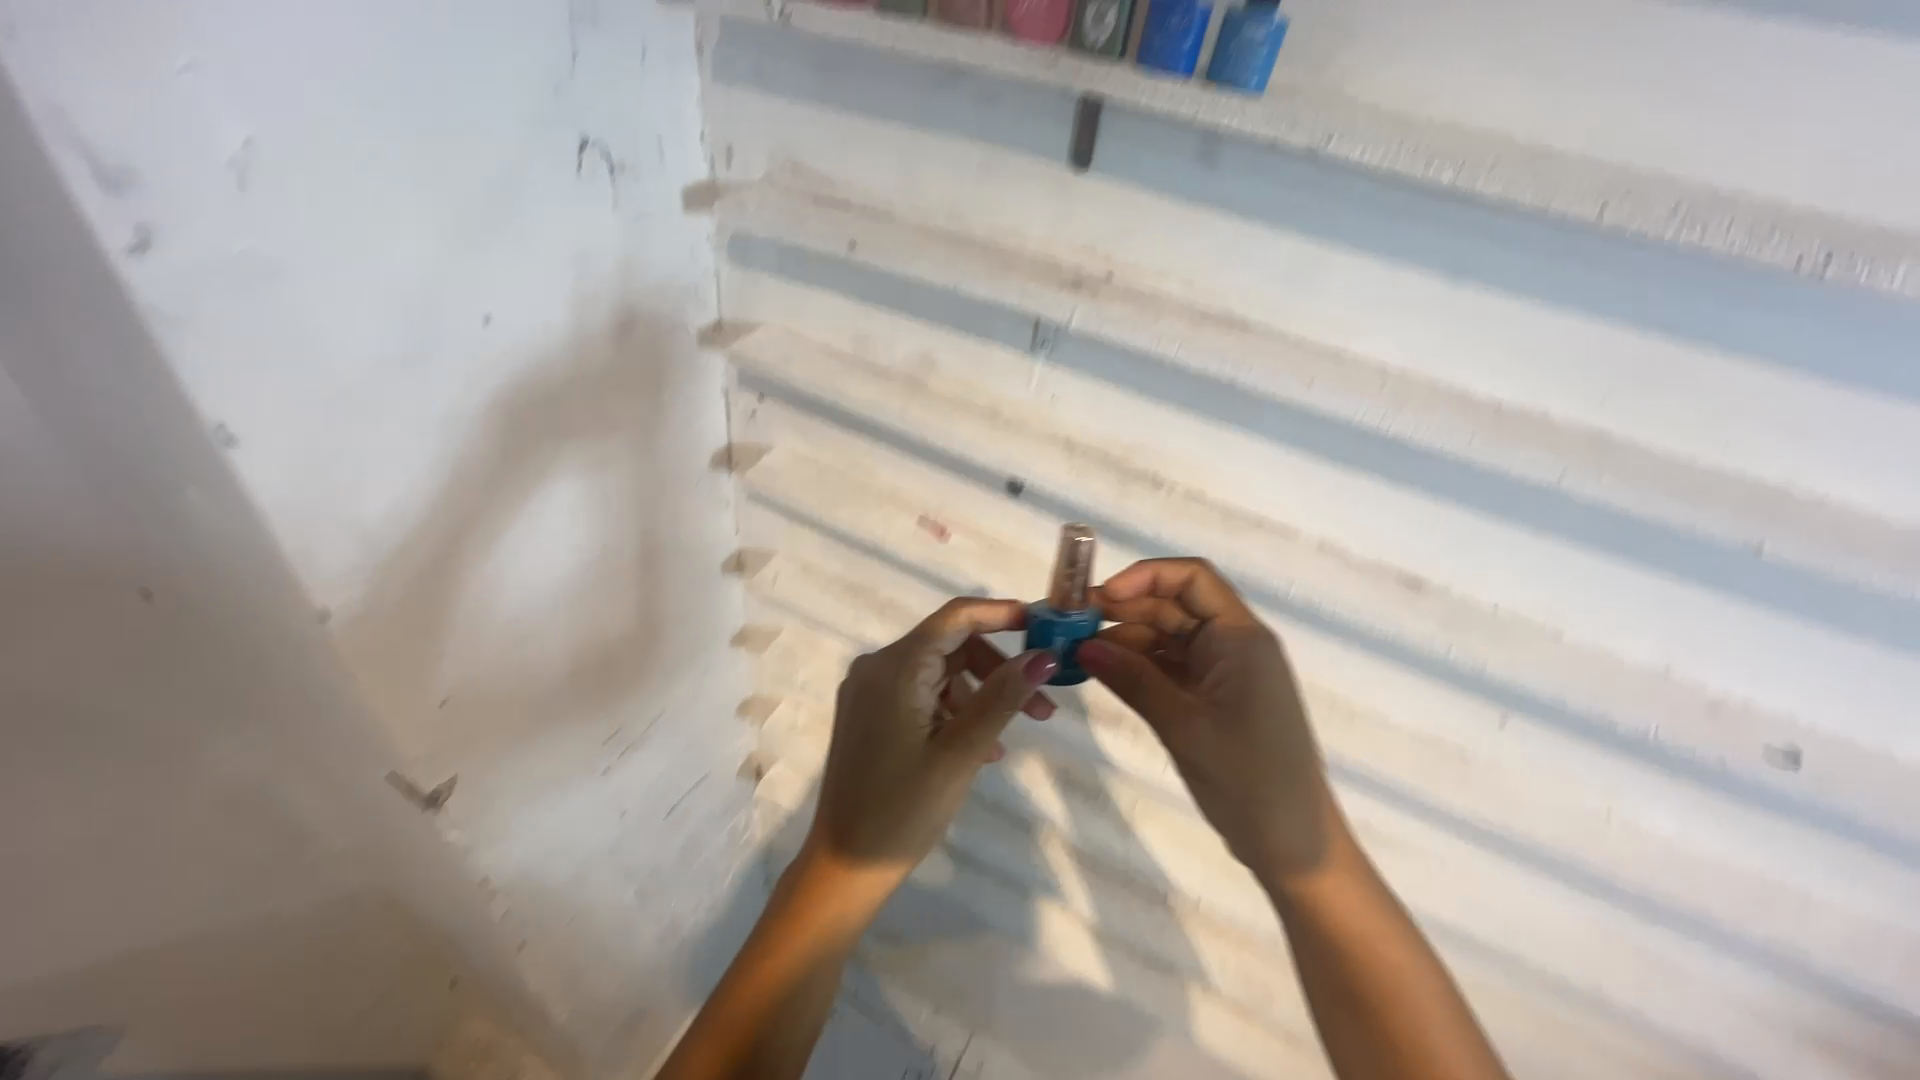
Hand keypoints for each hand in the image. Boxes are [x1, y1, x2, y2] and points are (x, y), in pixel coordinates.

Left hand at [805, 598, 1058, 891]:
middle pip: (952, 646)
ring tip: (1008, 740)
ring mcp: (871, 693)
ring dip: (981, 696)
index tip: (1044, 626)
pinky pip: (923, 697)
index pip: (956, 617)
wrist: (844, 866)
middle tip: (1043, 706)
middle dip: (999, 668)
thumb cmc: (903, 809)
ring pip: (941, 673)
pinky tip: (980, 751)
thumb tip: (1044, 656)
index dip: (1002, 613)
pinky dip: (956, 713)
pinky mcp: (872, 717)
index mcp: (895, 667)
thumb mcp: (962, 752)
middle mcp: (878, 668)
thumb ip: (1003, 697)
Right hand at [1081, 558, 1339, 883]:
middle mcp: (1234, 645)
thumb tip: (1082, 645)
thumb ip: (1132, 679)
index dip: (1144, 576)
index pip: (1192, 577)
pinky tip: (1103, 673)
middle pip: (1174, 606)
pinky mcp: (1214, 700)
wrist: (1294, 844)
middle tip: (1071, 626)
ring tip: (1076, 653)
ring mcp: (1224, 673)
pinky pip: (1170, 668)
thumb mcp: (1183, 725)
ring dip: (1125, 640)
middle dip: (1124, 609)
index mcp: (1240, 637)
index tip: (1098, 599)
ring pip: (1167, 637)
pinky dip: (1137, 667)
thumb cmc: (1248, 778)